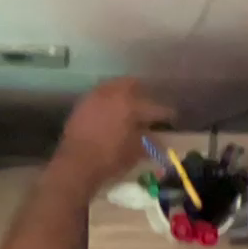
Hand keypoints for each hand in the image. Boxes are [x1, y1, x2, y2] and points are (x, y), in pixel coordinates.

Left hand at [53, 78, 172, 192]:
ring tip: (129, 106)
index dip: (167, 114)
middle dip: (144, 93)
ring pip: (115, 86)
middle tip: (148, 106)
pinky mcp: (82, 103)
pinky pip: (100, 95)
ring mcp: (96, 96)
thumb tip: (159, 140)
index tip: (172, 118)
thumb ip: (150, 142)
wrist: (76, 164)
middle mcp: (114, 94)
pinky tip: (110, 111)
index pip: (156, 108)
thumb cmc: (110, 159)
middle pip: (134, 85)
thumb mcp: (135, 153)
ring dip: (124, 93)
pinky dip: (109, 100)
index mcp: (132, 105)